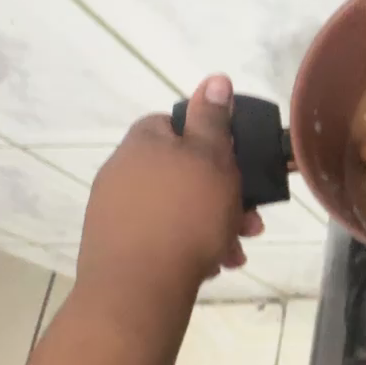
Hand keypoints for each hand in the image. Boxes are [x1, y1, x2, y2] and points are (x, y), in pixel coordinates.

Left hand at [77, 75, 264, 302]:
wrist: (139, 286)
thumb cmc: (186, 215)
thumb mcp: (211, 159)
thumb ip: (213, 120)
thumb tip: (214, 78)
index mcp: (143, 143)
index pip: (174, 123)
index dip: (208, 139)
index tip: (235, 162)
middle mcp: (122, 170)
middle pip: (183, 171)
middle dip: (223, 194)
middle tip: (249, 219)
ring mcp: (116, 209)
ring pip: (180, 207)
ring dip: (214, 224)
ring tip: (236, 249)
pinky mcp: (117, 243)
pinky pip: (165, 234)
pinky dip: (192, 244)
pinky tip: (212, 263)